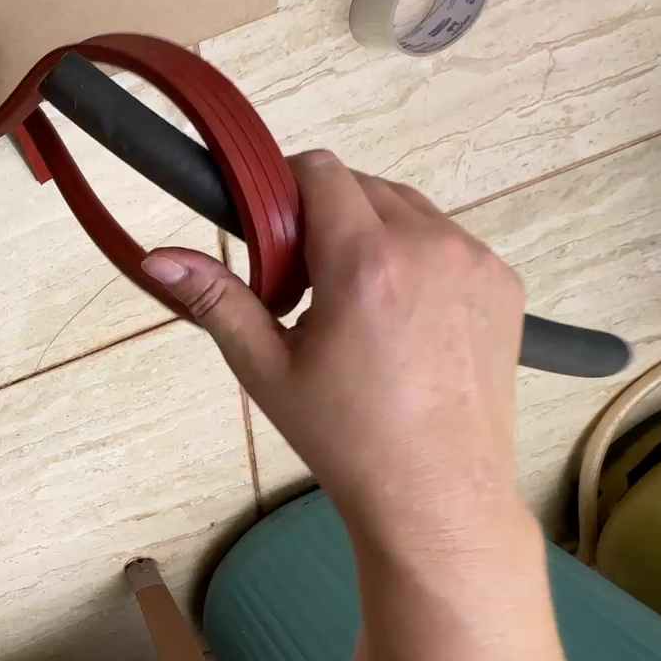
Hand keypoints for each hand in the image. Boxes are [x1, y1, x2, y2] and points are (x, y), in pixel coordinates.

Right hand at [140, 151, 527, 555]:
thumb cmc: (340, 431)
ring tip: (339, 299)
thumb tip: (156, 258)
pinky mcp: (505, 283)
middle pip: (359, 183)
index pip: (320, 170)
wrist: (437, 490)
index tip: (261, 234)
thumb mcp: (261, 364)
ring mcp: (479, 262)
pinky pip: (442, 236)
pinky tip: (386, 313)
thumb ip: (213, 298)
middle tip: (293, 282)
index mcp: (366, 263)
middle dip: (316, 214)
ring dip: (360, 230)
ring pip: (403, 206)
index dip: (279, 187)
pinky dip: (404, 251)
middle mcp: (433, 245)